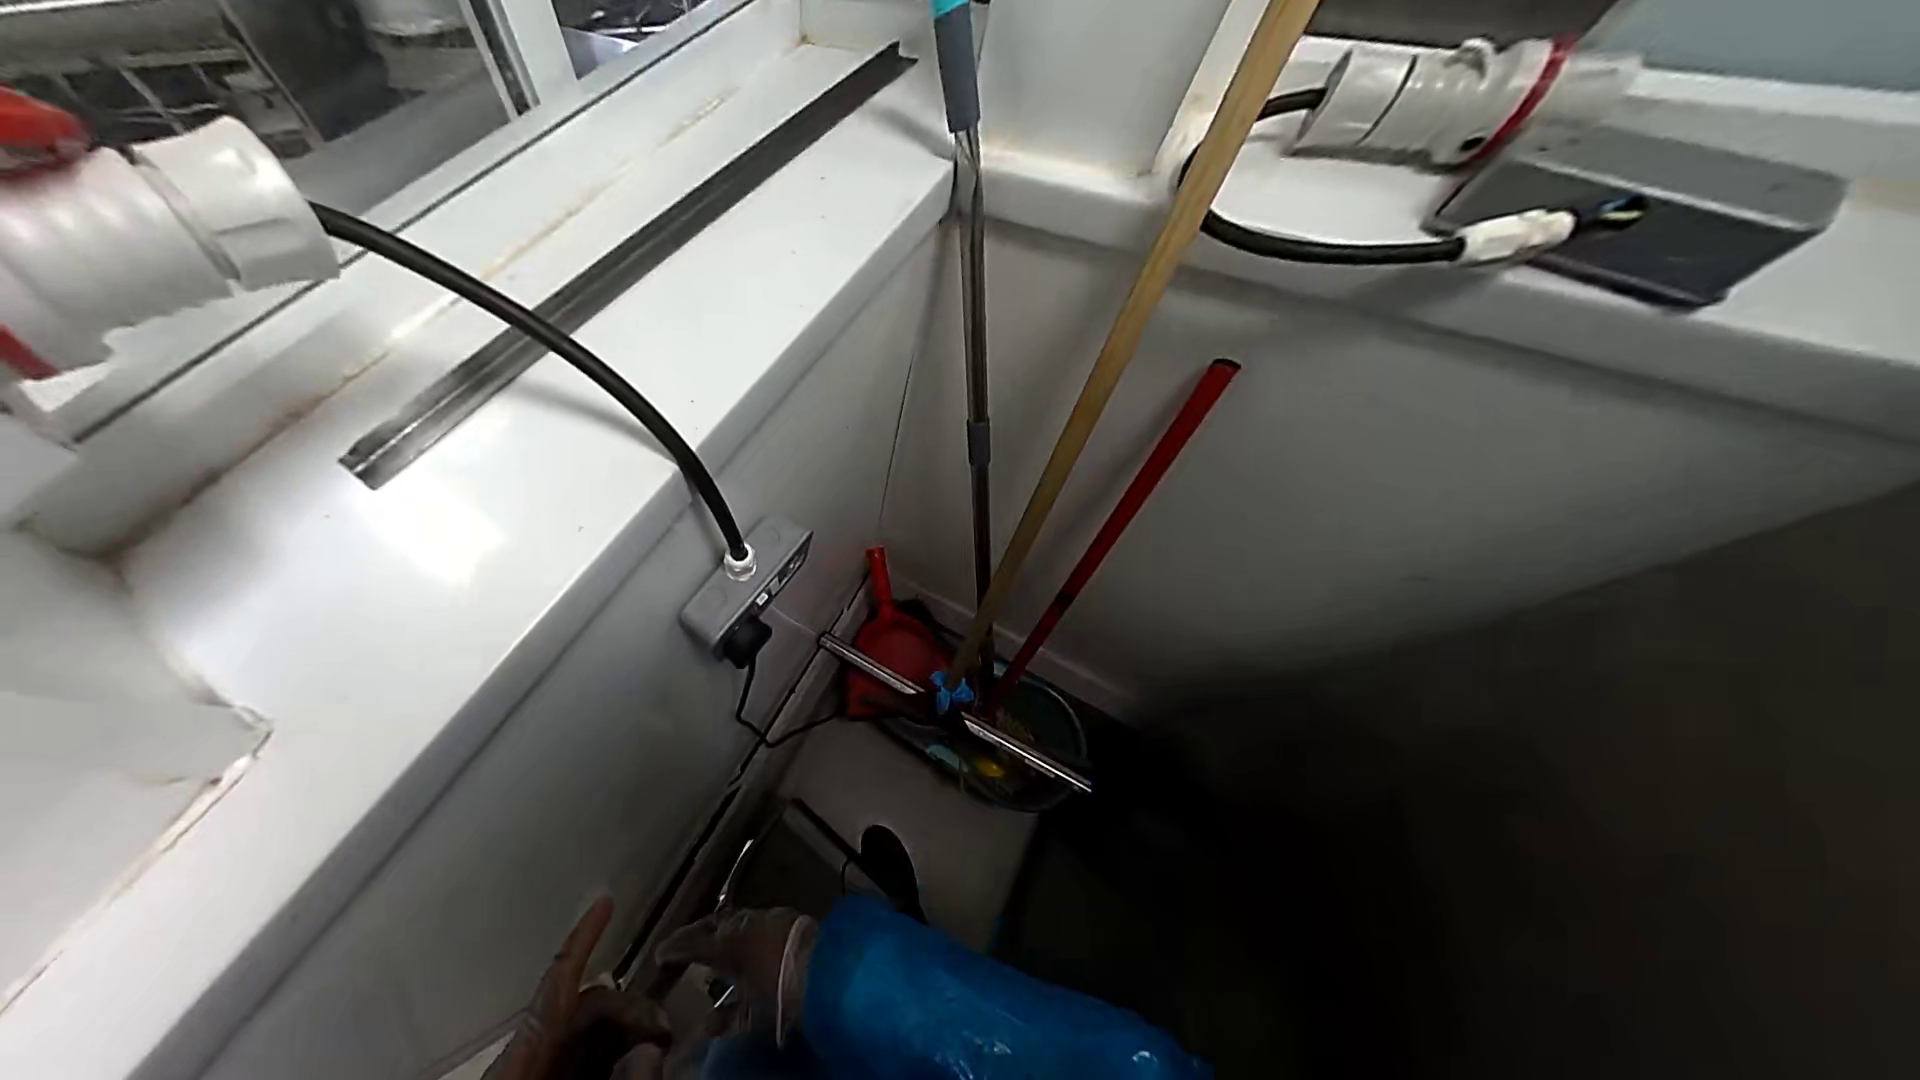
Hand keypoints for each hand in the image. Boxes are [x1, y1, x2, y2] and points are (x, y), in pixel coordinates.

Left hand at [486, 898, 669, 1079]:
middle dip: (633, 1011)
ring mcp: (546, 1078)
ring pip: (595, 1039)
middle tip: (668, 1037)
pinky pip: (593, 1063)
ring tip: (662, 1058)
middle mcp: (534, 1062)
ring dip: (633, 1038)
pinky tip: (644, 1069)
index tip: (606, 902)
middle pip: (589, 1010)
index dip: (582, 940)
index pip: (557, 985)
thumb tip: (651, 1047)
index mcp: (524, 1061)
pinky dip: (623, 1059)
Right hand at [655, 908, 816, 1042]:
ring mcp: (770, 917)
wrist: (828, 969)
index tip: (661, 953)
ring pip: (737, 922)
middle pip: (716, 925)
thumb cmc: (783, 993)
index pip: (695, 942)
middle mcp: (746, 924)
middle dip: (699, 934)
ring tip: (712, 945)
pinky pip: (757, 922)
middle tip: (684, 944)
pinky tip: (745, 944)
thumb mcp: (750, 1014)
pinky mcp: (789, 918)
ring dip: (723, 932)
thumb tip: (708, 1024)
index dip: (677, 947)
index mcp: (728, 943)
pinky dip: (745, 932)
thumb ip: (726, 1019)